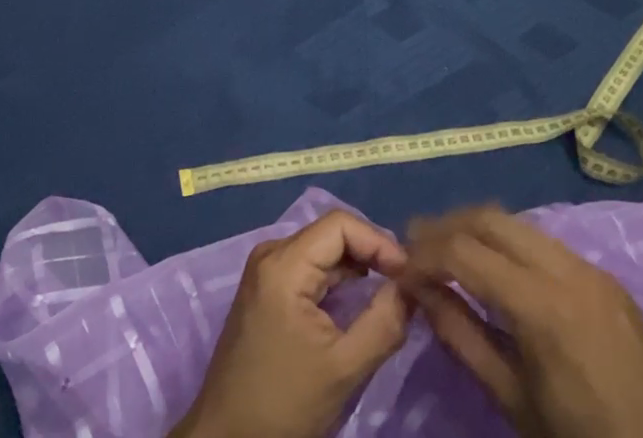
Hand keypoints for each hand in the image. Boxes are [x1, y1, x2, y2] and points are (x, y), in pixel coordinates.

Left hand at [169, 211, 410, 437]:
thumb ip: (385, 321)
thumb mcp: (345, 366)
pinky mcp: (267, 291)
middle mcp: (270, 256)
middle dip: (373, 254)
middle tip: (407, 286)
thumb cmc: (284, 401)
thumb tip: (413, 284)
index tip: (409, 276)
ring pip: (323, 252)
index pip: (340, 224)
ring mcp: (266, 272)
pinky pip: (310, 270)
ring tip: (393, 295)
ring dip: (360, 268)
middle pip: (332, 235)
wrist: (229, 435)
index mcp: (282, 264)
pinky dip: (341, 281)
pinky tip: (363, 304)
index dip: (380, 242)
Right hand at [402, 206, 642, 437]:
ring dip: (477, 230)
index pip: (463, 251)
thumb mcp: (509, 396)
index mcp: (541, 305)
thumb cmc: (579, 436)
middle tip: (415, 247)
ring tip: (449, 254)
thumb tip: (418, 287)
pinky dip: (509, 244)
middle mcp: (567, 270)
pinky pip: (545, 242)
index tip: (398, 268)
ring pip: (519, 224)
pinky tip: (496, 269)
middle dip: (446, 226)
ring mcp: (592, 269)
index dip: (423, 253)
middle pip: (490, 219)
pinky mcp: (607, 278)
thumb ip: (459, 333)